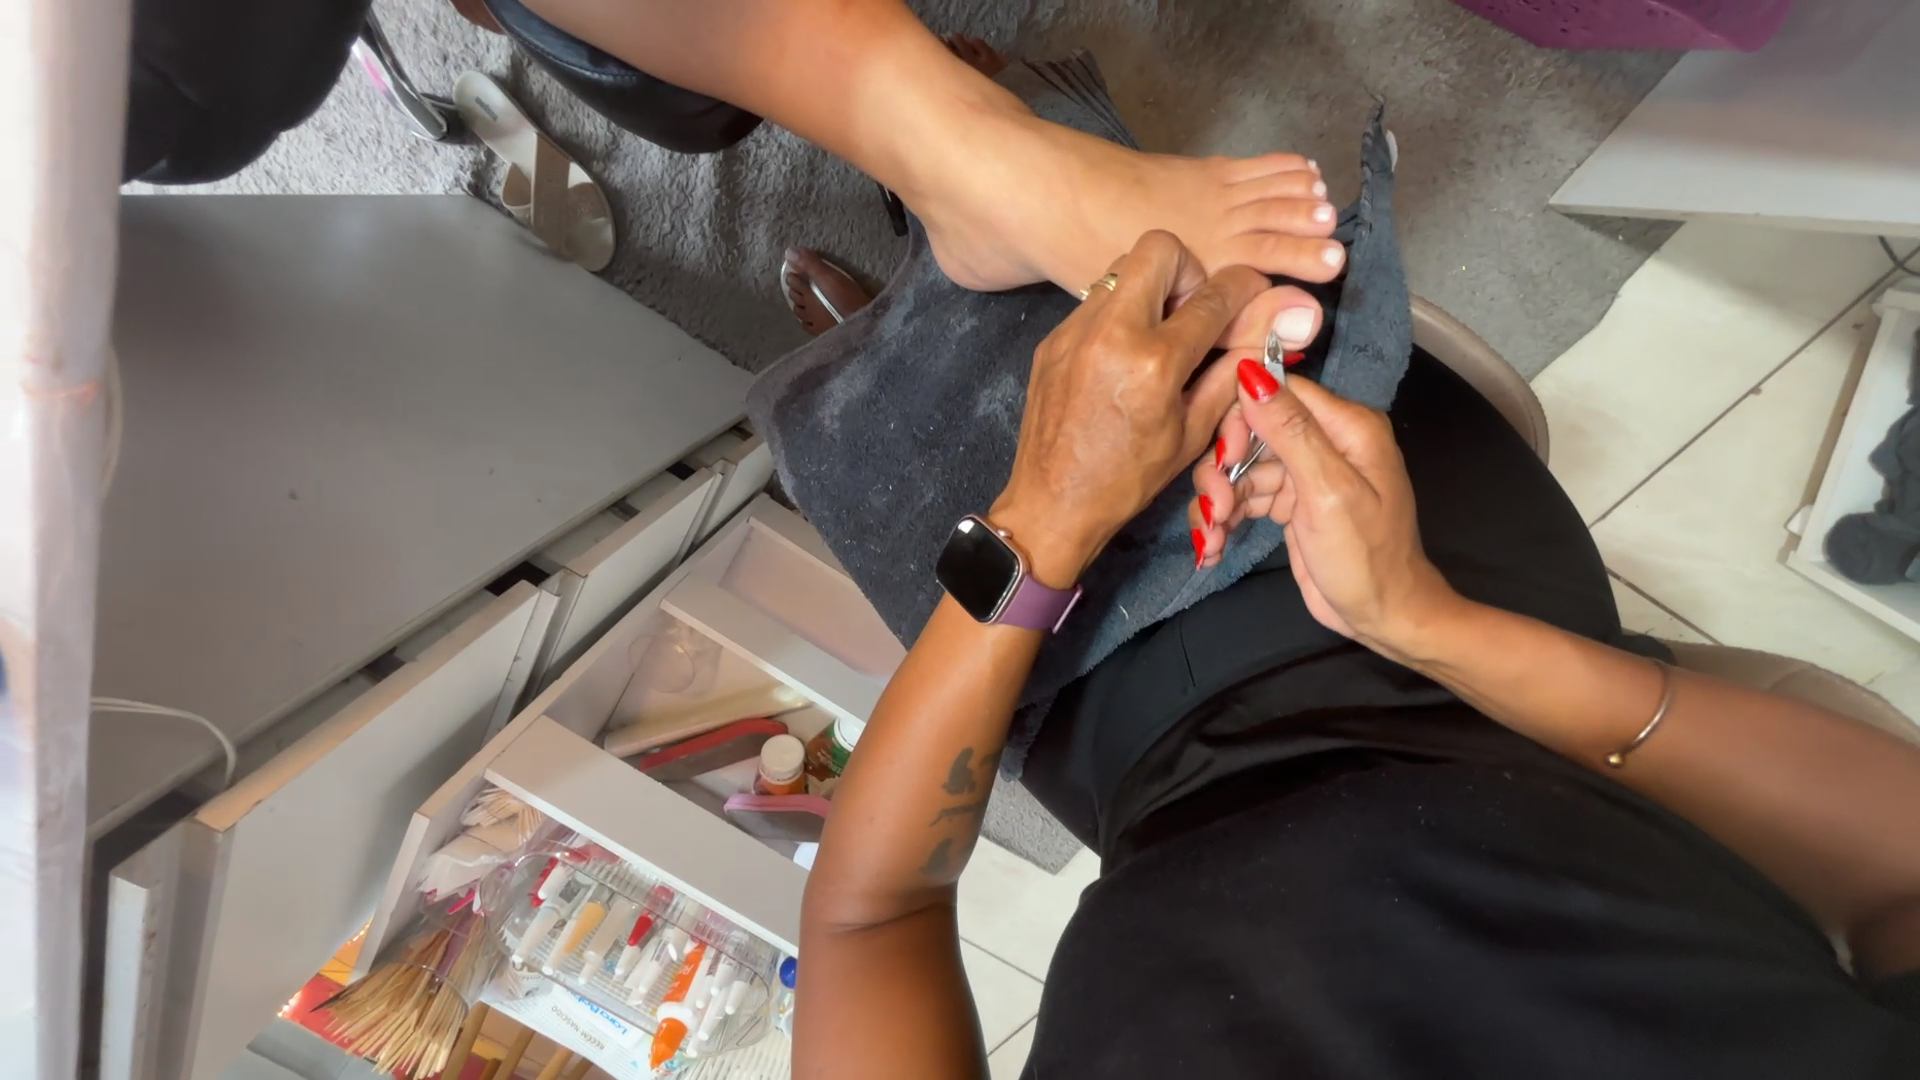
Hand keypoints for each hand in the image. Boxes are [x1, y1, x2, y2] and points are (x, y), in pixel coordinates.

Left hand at [991, 231, 1276, 585]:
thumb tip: (1268, 327)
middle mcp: (1110, 334)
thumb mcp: (1192, 434)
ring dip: (1149, 288)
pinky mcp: (1050, 341)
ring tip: (1155, 334)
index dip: (1245, 288)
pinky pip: (1092, 302)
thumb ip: (1231, 372)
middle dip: (1187, 271)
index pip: (1215, 294)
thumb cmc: (1126, 480)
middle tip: (1188, 313)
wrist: (1052, 503)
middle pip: (1160, 248)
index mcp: (1154, 363)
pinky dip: (1116, 314)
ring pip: (1120, 269)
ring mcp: (1073, 333)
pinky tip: (1121, 356)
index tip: (1250, 297)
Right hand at [1188, 364, 1458, 648]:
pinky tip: (1213, 548)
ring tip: (1212, 541)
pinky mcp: (1286, 503)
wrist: (1379, 616)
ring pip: (1237, 470)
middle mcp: (1322, 442)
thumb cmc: (1364, 556)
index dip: (1239, 421)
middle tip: (1216, 512)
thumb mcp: (1327, 491)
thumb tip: (1252, 372)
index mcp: (1344, 427)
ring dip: (1217, 504)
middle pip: (1248, 433)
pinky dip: (1223, 521)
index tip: (1225, 462)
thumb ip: (1290, 431)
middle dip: (1222, 473)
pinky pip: (1242, 497)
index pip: (1276, 394)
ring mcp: (1302, 474)